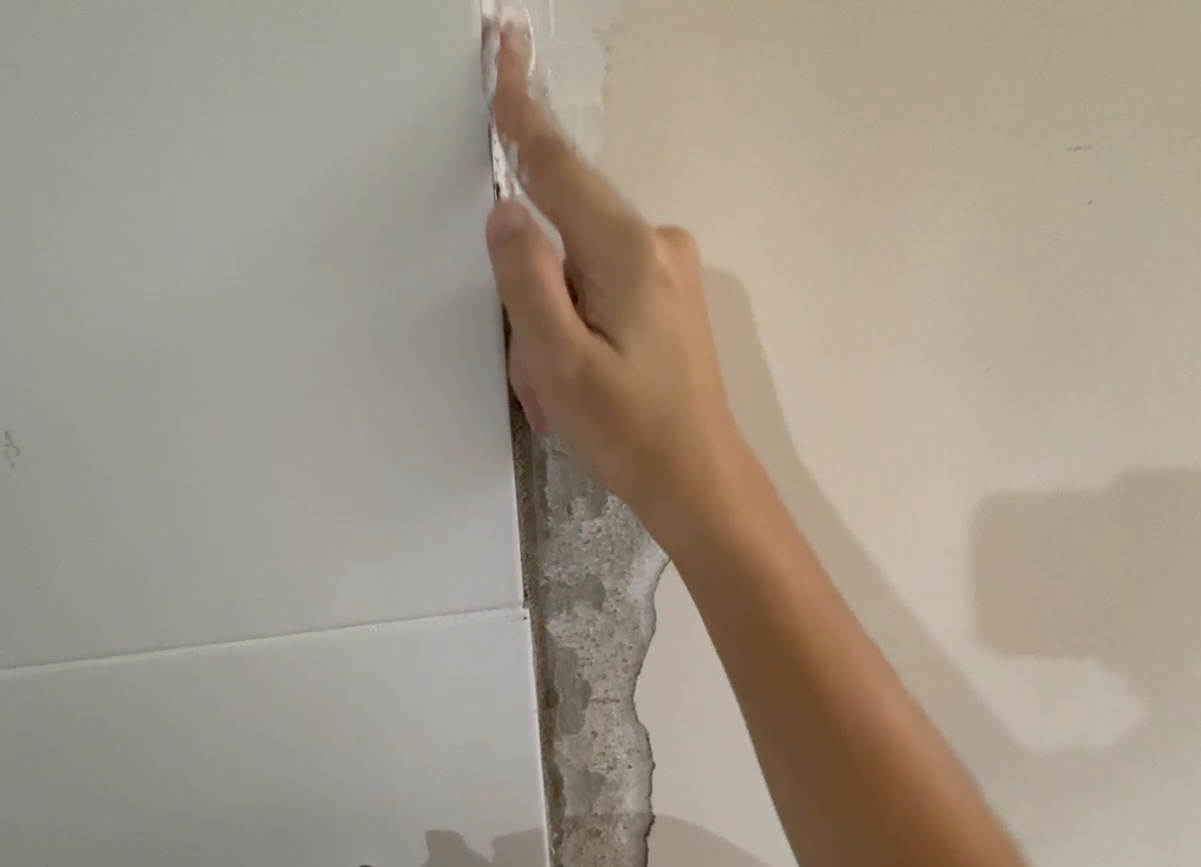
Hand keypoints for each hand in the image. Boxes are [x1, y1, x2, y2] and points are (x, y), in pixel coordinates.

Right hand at [484, 21, 743, 532]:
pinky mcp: (670, 297)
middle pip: (562, 236)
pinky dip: (578, 332)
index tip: (502, 51)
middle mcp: (657, 244)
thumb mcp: (558, 361)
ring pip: (577, 272)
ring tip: (564, 395)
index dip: (522, 112)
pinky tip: (587, 383)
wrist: (699, 481)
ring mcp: (670, 270)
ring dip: (553, 328)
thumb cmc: (628, 430)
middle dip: (534, 300)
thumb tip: (507, 211)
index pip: (559, 167)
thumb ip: (527, 278)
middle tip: (542, 378)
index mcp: (628, 252)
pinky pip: (602, 292)